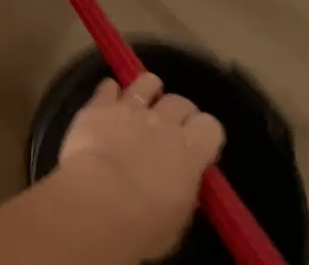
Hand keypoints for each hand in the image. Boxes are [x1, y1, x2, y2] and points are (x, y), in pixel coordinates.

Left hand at [53, 73, 225, 259]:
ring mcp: (129, 110)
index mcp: (191, 152)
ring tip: (142, 100)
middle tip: (169, 127)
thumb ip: (182, 192)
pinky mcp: (97, 106)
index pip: (211, 126)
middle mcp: (163, 123)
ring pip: (146, 83)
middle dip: (178, 111)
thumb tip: (179, 184)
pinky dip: (109, 91)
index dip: (204, 134)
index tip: (196, 145)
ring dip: (147, 89)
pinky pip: (107, 86)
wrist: (98, 202)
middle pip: (180, 101)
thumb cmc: (143, 224)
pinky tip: (107, 100)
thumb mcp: (178, 218)